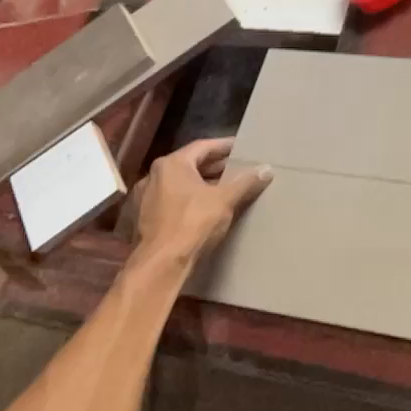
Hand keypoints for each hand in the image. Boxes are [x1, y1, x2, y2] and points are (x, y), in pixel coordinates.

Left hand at [134, 138, 270, 267]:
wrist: (161, 264)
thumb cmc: (193, 223)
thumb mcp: (225, 200)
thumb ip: (245, 182)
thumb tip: (267, 169)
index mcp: (171, 164)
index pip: (203, 147)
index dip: (224, 146)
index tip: (240, 147)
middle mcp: (154, 175)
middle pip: (189, 165)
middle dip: (213, 166)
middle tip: (236, 167)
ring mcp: (145, 198)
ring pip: (178, 183)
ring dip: (200, 184)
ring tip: (223, 188)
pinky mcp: (143, 218)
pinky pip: (170, 200)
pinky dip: (188, 199)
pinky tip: (203, 208)